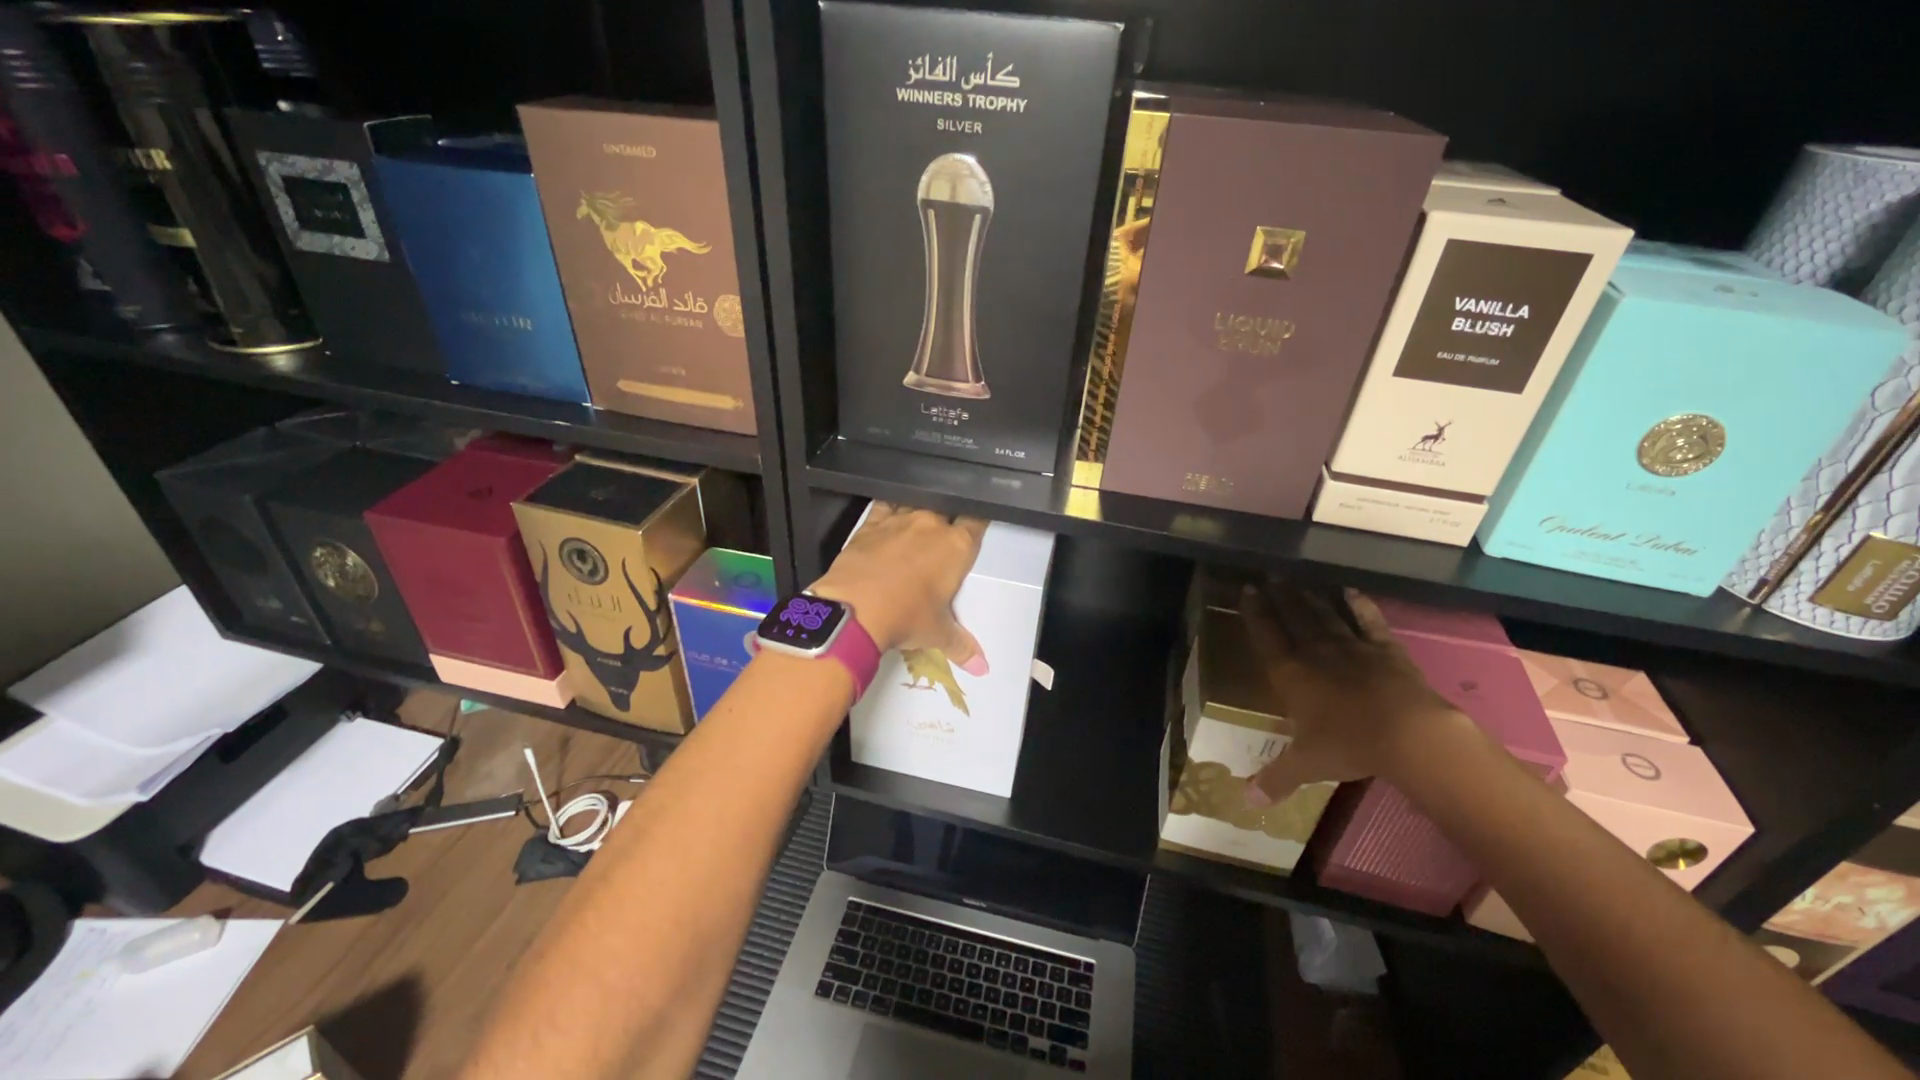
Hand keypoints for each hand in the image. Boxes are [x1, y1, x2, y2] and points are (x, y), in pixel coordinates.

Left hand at [808, 502, 989, 670]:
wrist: (855, 609)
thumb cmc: (906, 617)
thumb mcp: (937, 633)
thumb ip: (962, 645)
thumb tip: (982, 668)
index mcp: (956, 546)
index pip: (976, 522)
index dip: (977, 523)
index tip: (975, 528)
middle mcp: (930, 525)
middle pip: (946, 510)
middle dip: (947, 519)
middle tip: (944, 536)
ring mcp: (899, 520)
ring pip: (915, 503)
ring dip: (918, 512)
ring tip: (917, 527)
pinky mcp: (870, 524)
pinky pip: (885, 506)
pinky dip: (889, 510)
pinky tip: (889, 517)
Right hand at [1240, 582, 1466, 806]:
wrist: (1406, 732)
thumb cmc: (1347, 745)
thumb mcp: (1306, 766)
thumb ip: (1276, 779)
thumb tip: (1246, 803)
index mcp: (1291, 676)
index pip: (1267, 638)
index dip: (1256, 615)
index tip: (1247, 592)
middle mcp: (1317, 654)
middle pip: (1294, 618)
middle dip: (1280, 598)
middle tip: (1269, 577)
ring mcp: (1353, 648)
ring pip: (1325, 616)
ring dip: (1310, 598)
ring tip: (1297, 580)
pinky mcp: (1386, 650)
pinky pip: (1369, 622)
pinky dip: (1359, 606)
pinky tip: (1351, 592)